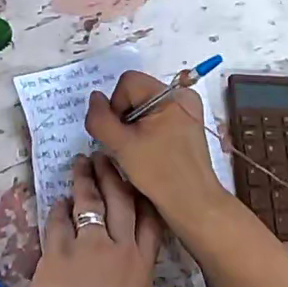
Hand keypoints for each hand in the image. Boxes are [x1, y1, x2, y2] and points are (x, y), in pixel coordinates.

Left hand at [14, 155, 193, 286]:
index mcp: (141, 268)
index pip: (150, 223)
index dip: (147, 199)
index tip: (142, 181)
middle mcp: (117, 248)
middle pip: (120, 202)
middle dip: (114, 176)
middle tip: (106, 155)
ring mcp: (86, 246)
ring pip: (89, 202)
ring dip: (85, 180)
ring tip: (81, 163)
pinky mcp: (55, 250)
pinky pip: (60, 220)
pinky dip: (59, 208)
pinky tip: (59, 201)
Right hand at [85, 71, 225, 219]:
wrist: (193, 203)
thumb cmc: (159, 173)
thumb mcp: (121, 145)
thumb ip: (100, 119)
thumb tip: (94, 98)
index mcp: (172, 94)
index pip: (128, 83)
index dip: (115, 106)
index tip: (120, 134)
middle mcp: (184, 96)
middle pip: (137, 93)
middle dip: (125, 117)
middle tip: (127, 145)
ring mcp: (188, 111)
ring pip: (145, 107)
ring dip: (134, 126)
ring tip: (139, 151)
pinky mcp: (188, 126)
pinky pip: (158, 118)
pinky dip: (147, 132)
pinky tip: (149, 153)